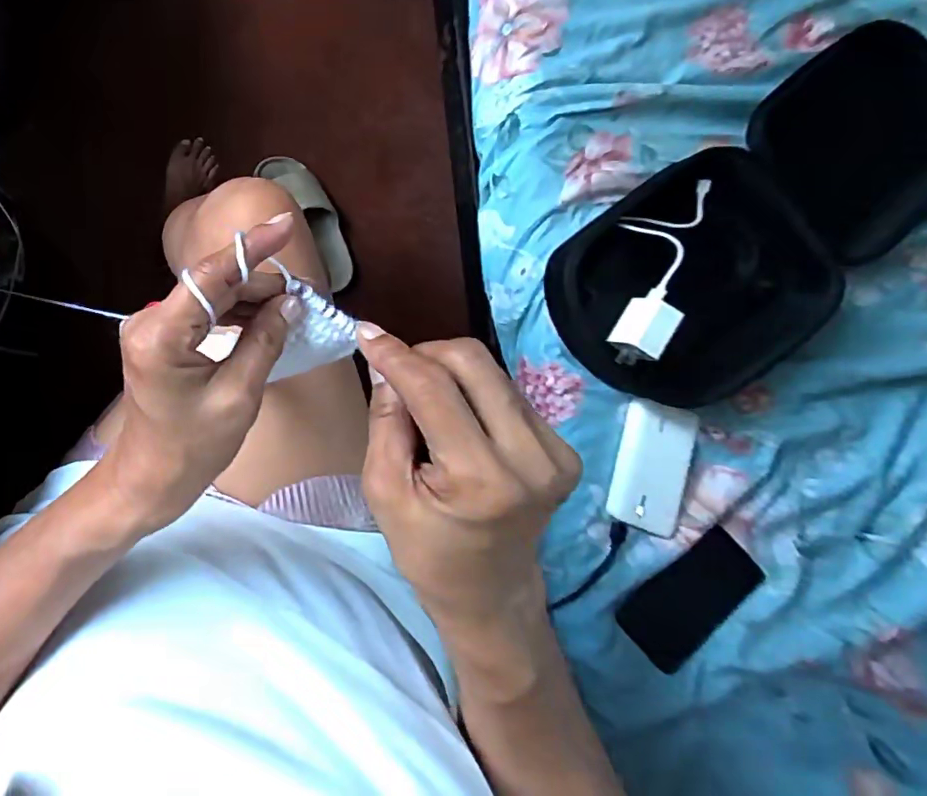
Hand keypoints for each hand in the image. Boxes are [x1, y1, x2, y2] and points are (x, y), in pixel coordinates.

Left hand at [98, 213, 300, 530]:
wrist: (149, 476)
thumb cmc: (192, 448)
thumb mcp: (238, 397)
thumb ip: (263, 342)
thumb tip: (290, 303)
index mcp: (161, 335)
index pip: (210, 276)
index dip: (250, 248)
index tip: (284, 225)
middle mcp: (147, 321)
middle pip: (211, 284)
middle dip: (258, 283)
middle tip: (303, 295)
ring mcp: (148, 326)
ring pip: (207, 296)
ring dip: (248, 298)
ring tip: (289, 308)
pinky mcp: (156, 335)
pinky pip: (199, 312)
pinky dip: (231, 313)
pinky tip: (262, 318)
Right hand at [356, 330, 581, 631]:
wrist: (490, 593)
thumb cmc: (426, 549)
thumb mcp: (383, 490)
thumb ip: (386, 422)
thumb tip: (385, 365)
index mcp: (481, 477)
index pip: (434, 389)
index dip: (395, 354)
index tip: (365, 332)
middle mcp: (530, 457)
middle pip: (472, 362)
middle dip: (423, 352)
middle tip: (393, 370)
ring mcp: (555, 451)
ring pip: (490, 369)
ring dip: (445, 369)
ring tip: (420, 399)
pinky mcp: (562, 447)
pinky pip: (505, 389)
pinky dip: (468, 388)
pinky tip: (452, 415)